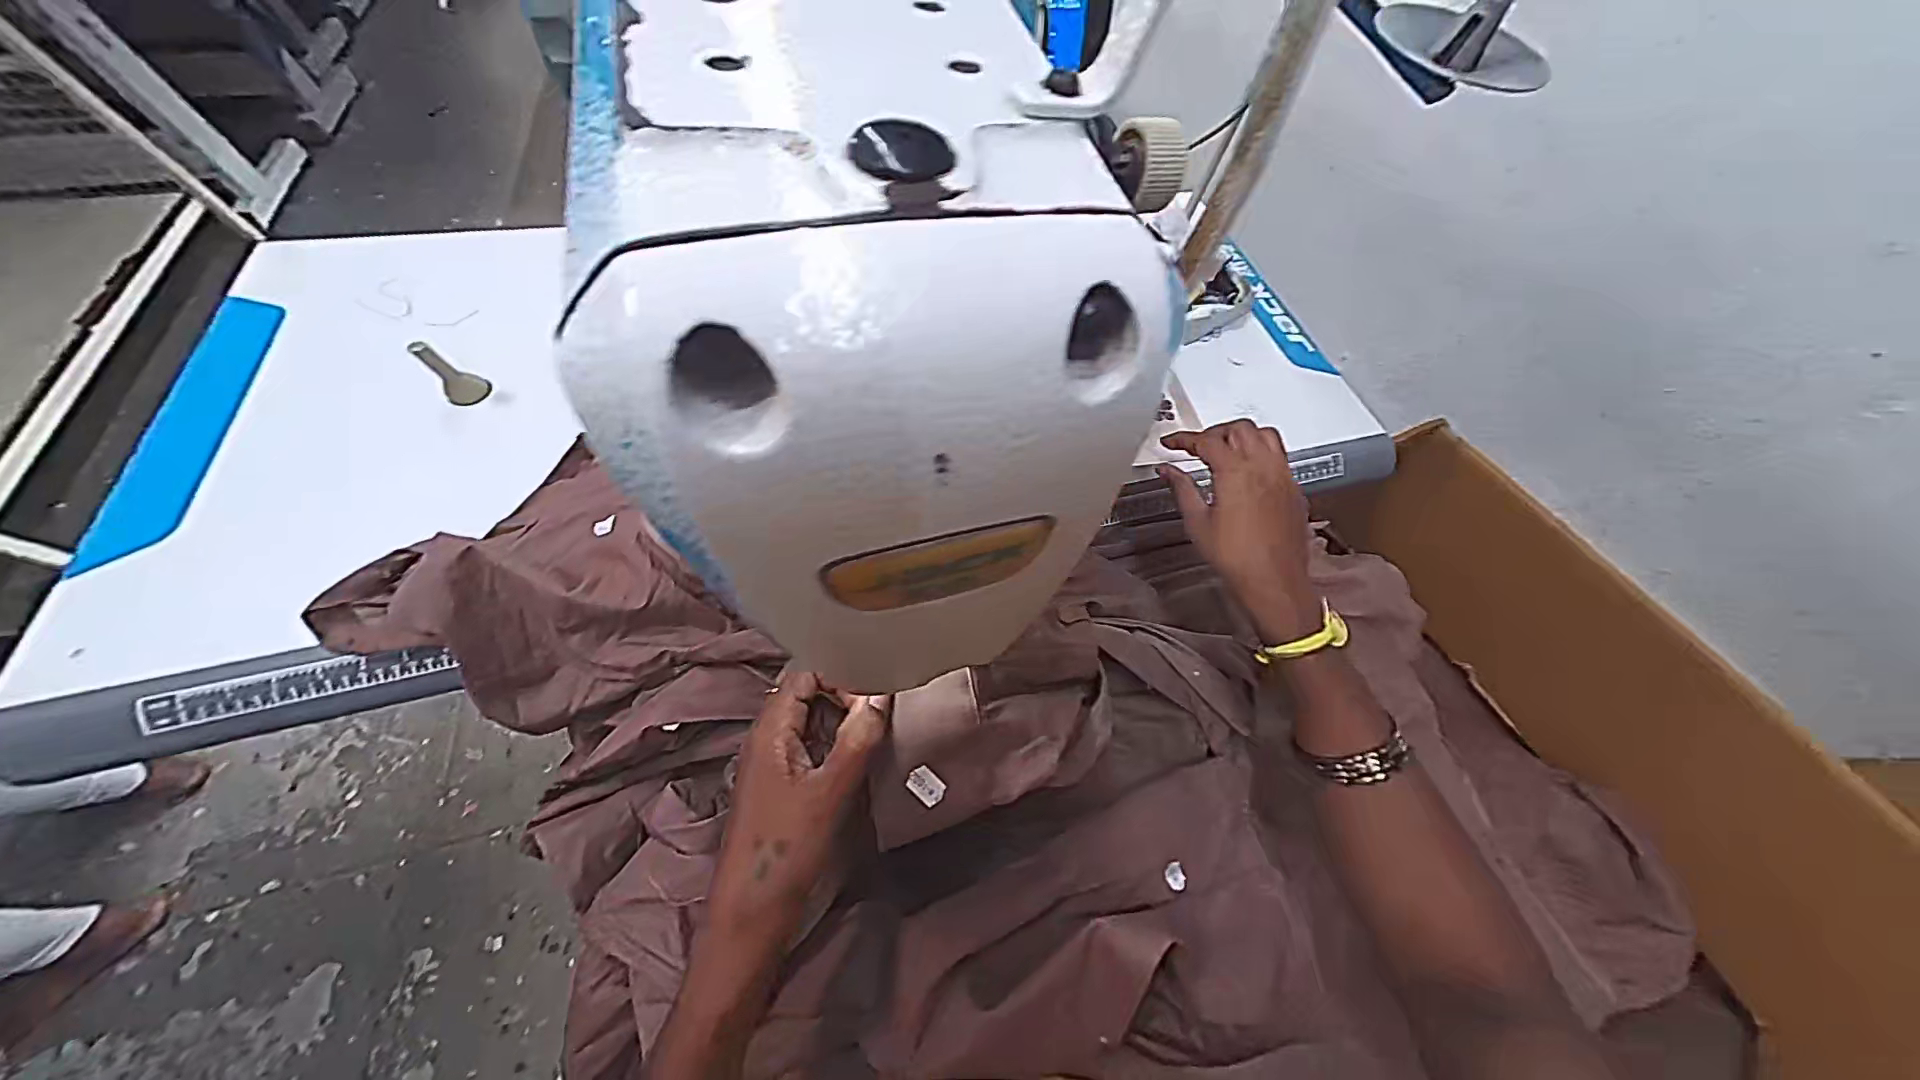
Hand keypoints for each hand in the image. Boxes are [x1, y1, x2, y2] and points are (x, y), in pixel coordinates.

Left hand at [707, 670, 892, 951]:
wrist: (750, 914)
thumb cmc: (785, 848)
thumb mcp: (829, 790)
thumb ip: (858, 738)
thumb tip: (881, 695)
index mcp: (770, 730)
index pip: (803, 675)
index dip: (838, 674)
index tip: (873, 691)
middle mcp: (767, 739)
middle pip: (806, 694)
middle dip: (844, 694)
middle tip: (880, 710)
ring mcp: (773, 763)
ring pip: (811, 722)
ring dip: (842, 720)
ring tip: (876, 727)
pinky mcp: (782, 786)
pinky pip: (811, 747)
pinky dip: (835, 743)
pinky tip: (859, 755)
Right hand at [1157, 420, 1320, 641]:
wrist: (1272, 580)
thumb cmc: (1238, 558)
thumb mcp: (1197, 522)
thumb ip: (1182, 488)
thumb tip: (1169, 472)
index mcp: (1236, 472)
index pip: (1207, 440)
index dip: (1185, 438)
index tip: (1173, 442)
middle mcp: (1263, 468)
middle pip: (1239, 429)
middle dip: (1214, 432)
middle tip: (1197, 445)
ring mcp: (1283, 476)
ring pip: (1265, 435)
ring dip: (1242, 436)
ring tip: (1225, 449)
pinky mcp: (1294, 489)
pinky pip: (1280, 456)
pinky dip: (1261, 452)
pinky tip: (1249, 469)